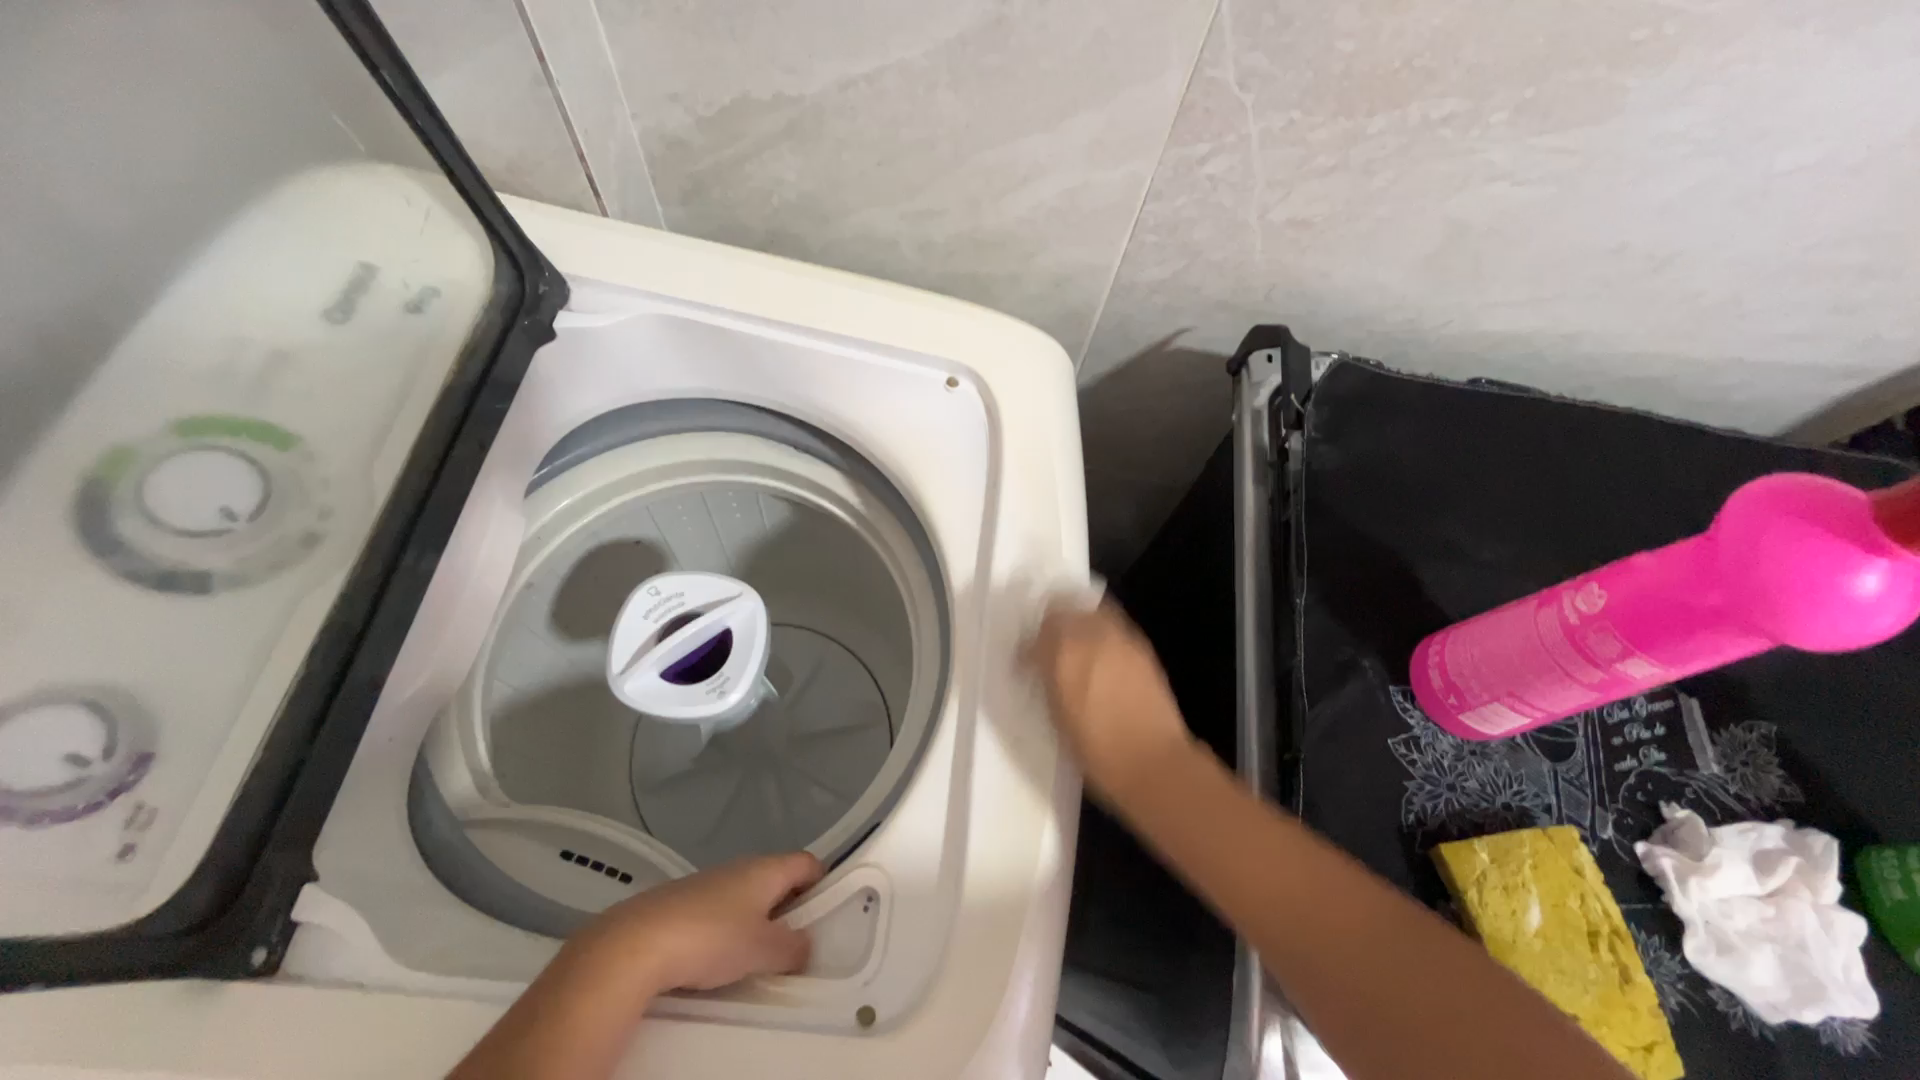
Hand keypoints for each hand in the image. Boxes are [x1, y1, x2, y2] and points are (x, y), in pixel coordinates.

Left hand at [560, 852, 823, 997]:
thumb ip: (793, 947)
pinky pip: (714, 912)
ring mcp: (704, 883)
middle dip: (788, 910)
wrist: (634, 946)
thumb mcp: (764, 950)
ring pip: (743, 897)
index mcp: (765, 869)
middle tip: (794, 944)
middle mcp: (737, 867)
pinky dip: (723, 931)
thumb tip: (805, 945)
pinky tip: (715, 960)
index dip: (823, 883)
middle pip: (775, 880)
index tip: (827, 914)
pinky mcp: (677, 903)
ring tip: (755, 958)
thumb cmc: (711, 939)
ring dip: (754, 923)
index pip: (808, 862)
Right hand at [1022, 600, 1194, 800]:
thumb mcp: (1057, 717)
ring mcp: (1121, 639)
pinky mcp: (1144, 649)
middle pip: (1065, 609)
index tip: (1026, 663)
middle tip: (1047, 645)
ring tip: (1075, 645)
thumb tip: (1043, 670)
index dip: (1029, 648)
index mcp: (1062, 653)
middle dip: (1053, 624)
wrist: (1152, 761)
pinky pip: (1116, 628)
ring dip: (1080, 622)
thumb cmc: (1096, 749)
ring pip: (1093, 612)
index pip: (1036, 633)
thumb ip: (1048, 682)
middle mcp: (1091, 635)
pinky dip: (1104, 634)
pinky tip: (1101, 657)